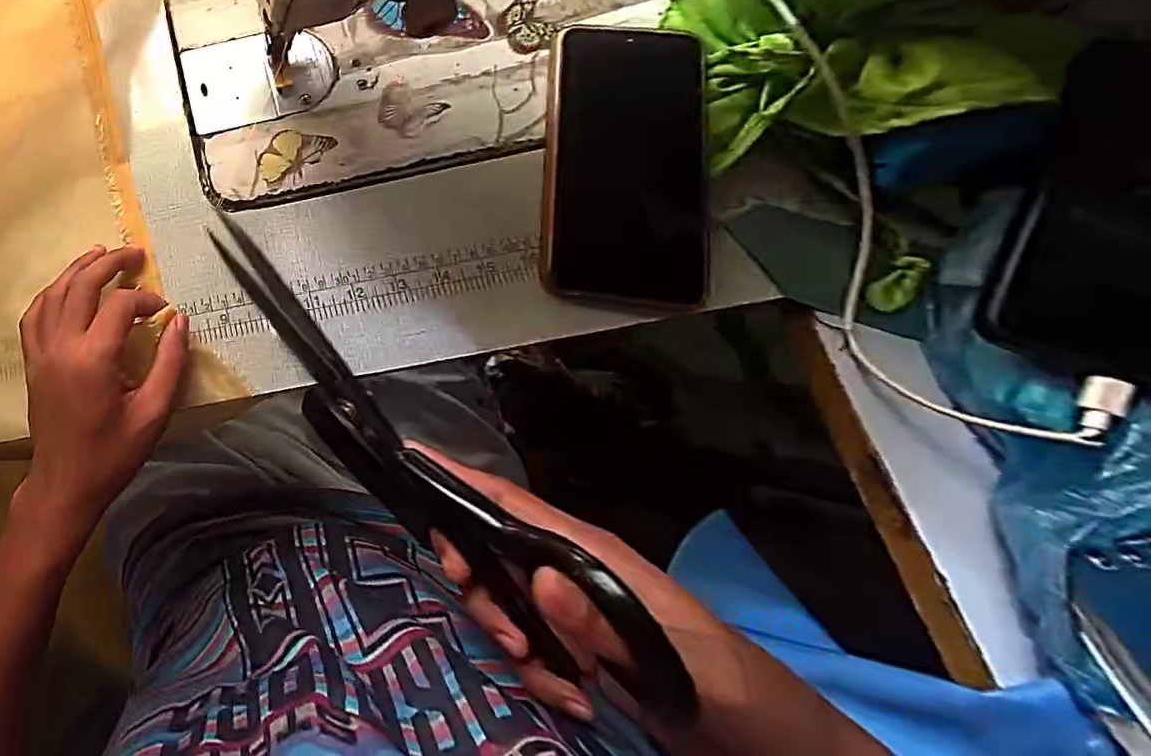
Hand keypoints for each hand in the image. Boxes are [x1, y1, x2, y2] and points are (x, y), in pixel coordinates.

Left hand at [16, 245, 188, 539]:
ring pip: (53, 294)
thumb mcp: (153, 413)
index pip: (120, 306)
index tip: (164, 311)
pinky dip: (50, 294)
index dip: (146, 299)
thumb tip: (180, 321)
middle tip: (134, 252)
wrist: (64, 486)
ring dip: (77, 269)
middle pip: (81, 286)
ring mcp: (41, 353)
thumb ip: (169, 363)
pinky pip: (34, 316)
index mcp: (92, 359)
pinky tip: (64, 287)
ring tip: (100, 253)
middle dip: (110, 263)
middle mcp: (61, 347)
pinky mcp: (32, 362)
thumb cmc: (112, 454)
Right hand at [409, 444, 774, 742]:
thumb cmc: (734, 689)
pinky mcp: (570, 645)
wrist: (770, 745)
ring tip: (553, 677)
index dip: (460, 478)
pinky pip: (523, 645)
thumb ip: (606, 622)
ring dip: (508, 637)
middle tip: (504, 632)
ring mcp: (568, 608)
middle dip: (478, 583)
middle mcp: (568, 568)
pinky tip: (572, 697)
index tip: (414, 458)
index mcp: (588, 551)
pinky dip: (534, 672)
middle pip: (490, 549)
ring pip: (500, 599)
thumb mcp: (678, 661)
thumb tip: (537, 578)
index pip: (511, 502)